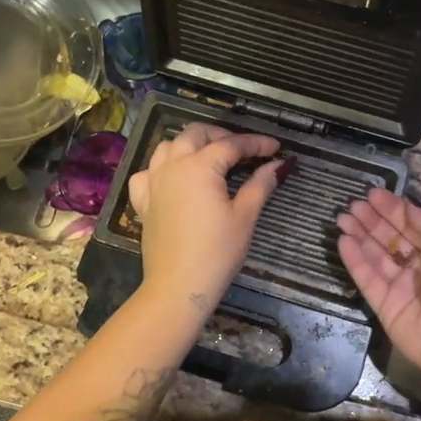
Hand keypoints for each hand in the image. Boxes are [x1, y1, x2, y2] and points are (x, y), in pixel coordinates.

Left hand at [127, 123, 284, 315]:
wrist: (178, 286)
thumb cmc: (217, 252)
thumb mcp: (245, 216)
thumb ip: (260, 185)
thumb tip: (277, 165)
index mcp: (199, 166)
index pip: (232, 145)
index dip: (256, 143)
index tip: (276, 148)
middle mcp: (172, 165)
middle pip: (195, 134)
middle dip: (221, 136)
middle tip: (243, 150)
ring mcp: (153, 182)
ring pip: (167, 146)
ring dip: (190, 144)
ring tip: (210, 157)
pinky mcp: (143, 201)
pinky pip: (147, 172)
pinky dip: (161, 167)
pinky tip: (173, 177)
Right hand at [336, 189, 420, 404]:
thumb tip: (406, 207)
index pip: (414, 226)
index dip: (394, 209)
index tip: (372, 194)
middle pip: (393, 239)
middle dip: (373, 221)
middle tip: (352, 205)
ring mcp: (404, 289)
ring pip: (377, 257)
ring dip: (360, 236)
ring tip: (342, 217)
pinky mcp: (387, 308)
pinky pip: (368, 281)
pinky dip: (356, 261)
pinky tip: (344, 241)